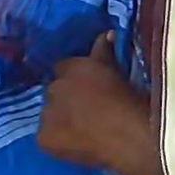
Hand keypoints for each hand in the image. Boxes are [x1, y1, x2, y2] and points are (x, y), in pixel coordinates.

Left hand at [37, 35, 156, 174]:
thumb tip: (106, 33)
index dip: (75, 78)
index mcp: (73, 66)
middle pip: (54, 90)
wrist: (131, 135)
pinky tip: (75, 141)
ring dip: (60, 117)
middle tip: (87, 108)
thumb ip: (105, 51)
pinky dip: (58, 138)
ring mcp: (46, 113)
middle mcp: (54, 86)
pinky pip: (47, 135)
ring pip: (49, 113)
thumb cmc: (131, 100)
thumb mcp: (118, 72)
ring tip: (82, 128)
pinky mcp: (43, 137)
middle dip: (66, 97)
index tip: (88, 87)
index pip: (63, 67)